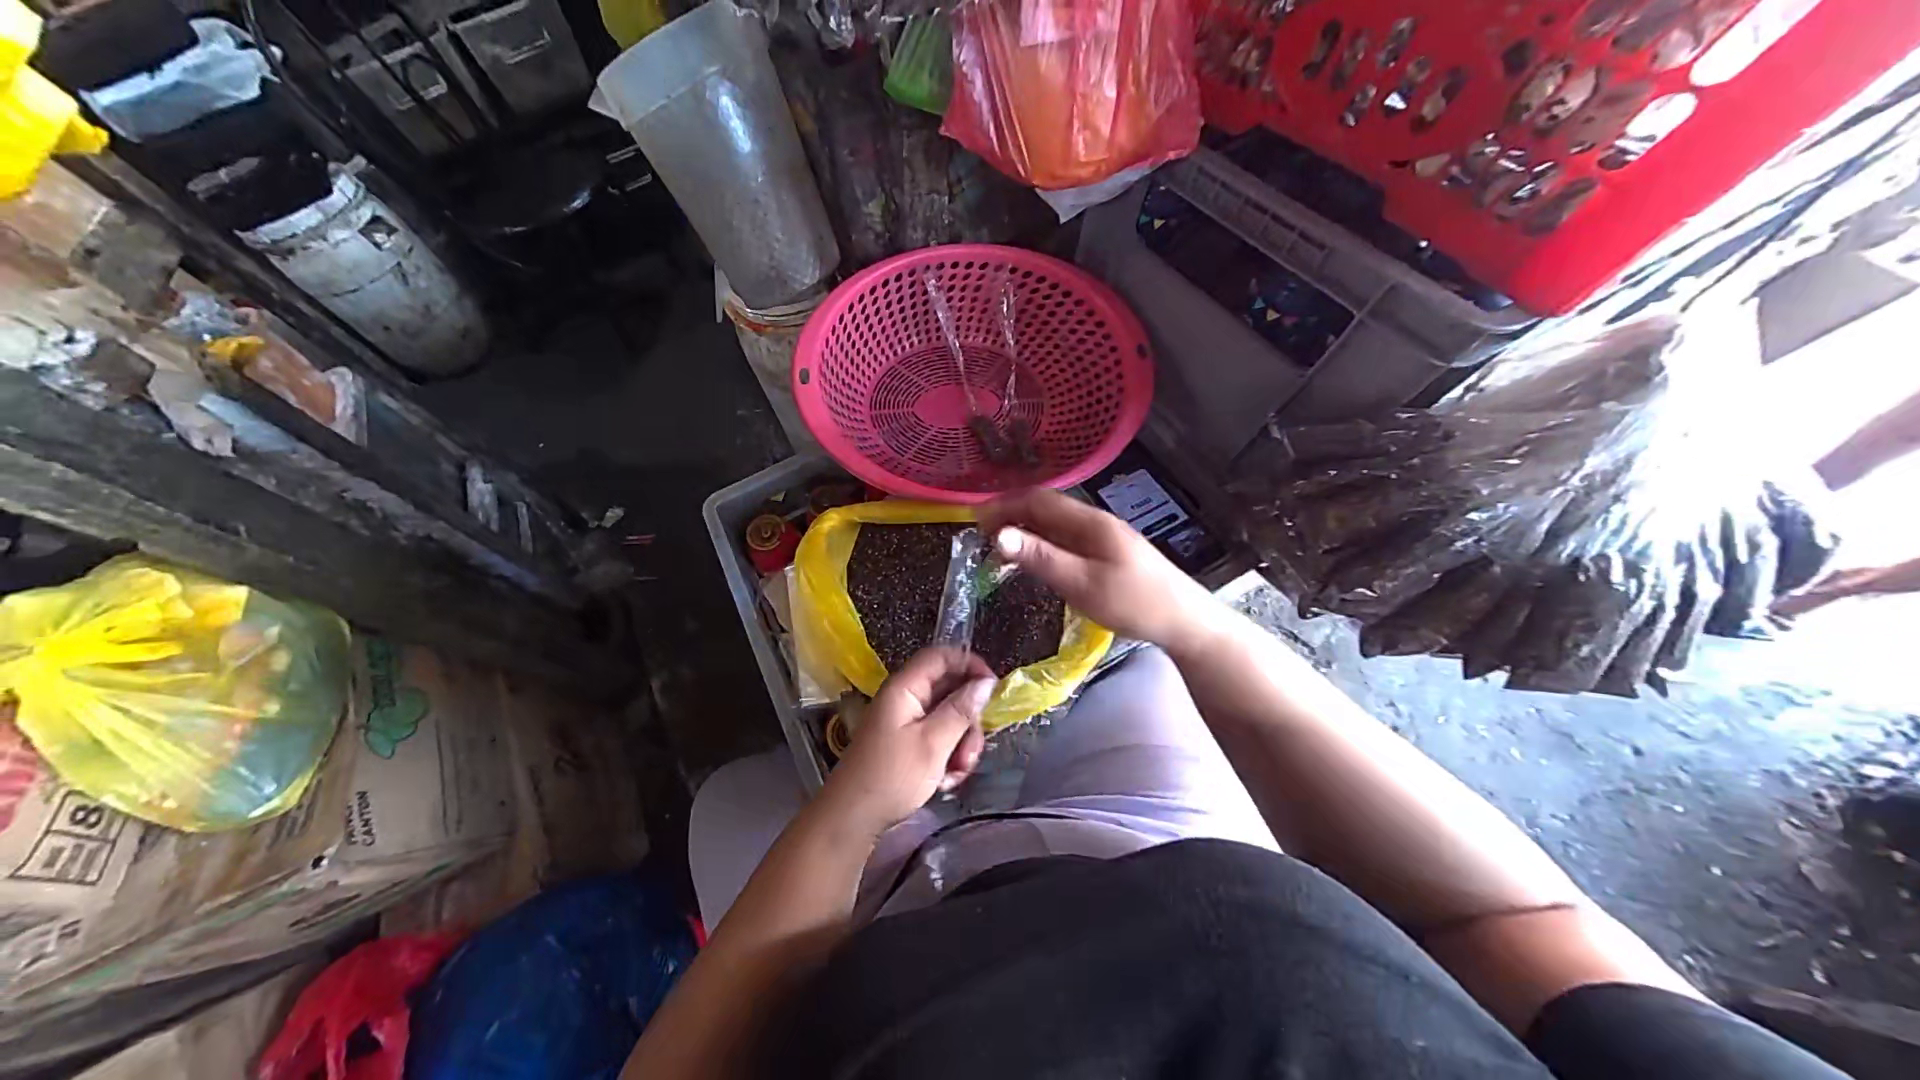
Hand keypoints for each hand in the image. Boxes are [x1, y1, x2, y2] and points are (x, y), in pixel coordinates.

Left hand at [816, 647, 996, 838]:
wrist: (852, 819)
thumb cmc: (891, 777)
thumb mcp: (933, 743)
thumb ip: (961, 711)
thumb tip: (985, 683)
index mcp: (905, 688)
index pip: (941, 656)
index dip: (970, 664)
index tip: (993, 688)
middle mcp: (905, 699)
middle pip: (950, 691)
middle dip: (968, 720)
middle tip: (972, 751)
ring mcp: (905, 722)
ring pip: (948, 718)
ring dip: (960, 745)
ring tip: (957, 773)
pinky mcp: (906, 743)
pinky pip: (938, 739)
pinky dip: (947, 757)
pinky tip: (945, 781)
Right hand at [978, 489, 1226, 653]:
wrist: (1184, 621)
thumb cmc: (1135, 603)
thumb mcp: (1082, 584)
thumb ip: (1041, 558)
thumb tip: (1000, 535)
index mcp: (1089, 522)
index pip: (1038, 500)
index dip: (1004, 505)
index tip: (976, 521)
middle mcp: (1095, 522)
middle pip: (1046, 507)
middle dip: (1011, 515)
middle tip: (982, 535)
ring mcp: (1103, 536)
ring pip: (1055, 523)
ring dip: (1025, 529)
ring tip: (1000, 547)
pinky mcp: (1108, 553)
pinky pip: (1066, 538)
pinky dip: (1042, 542)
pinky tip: (1034, 559)